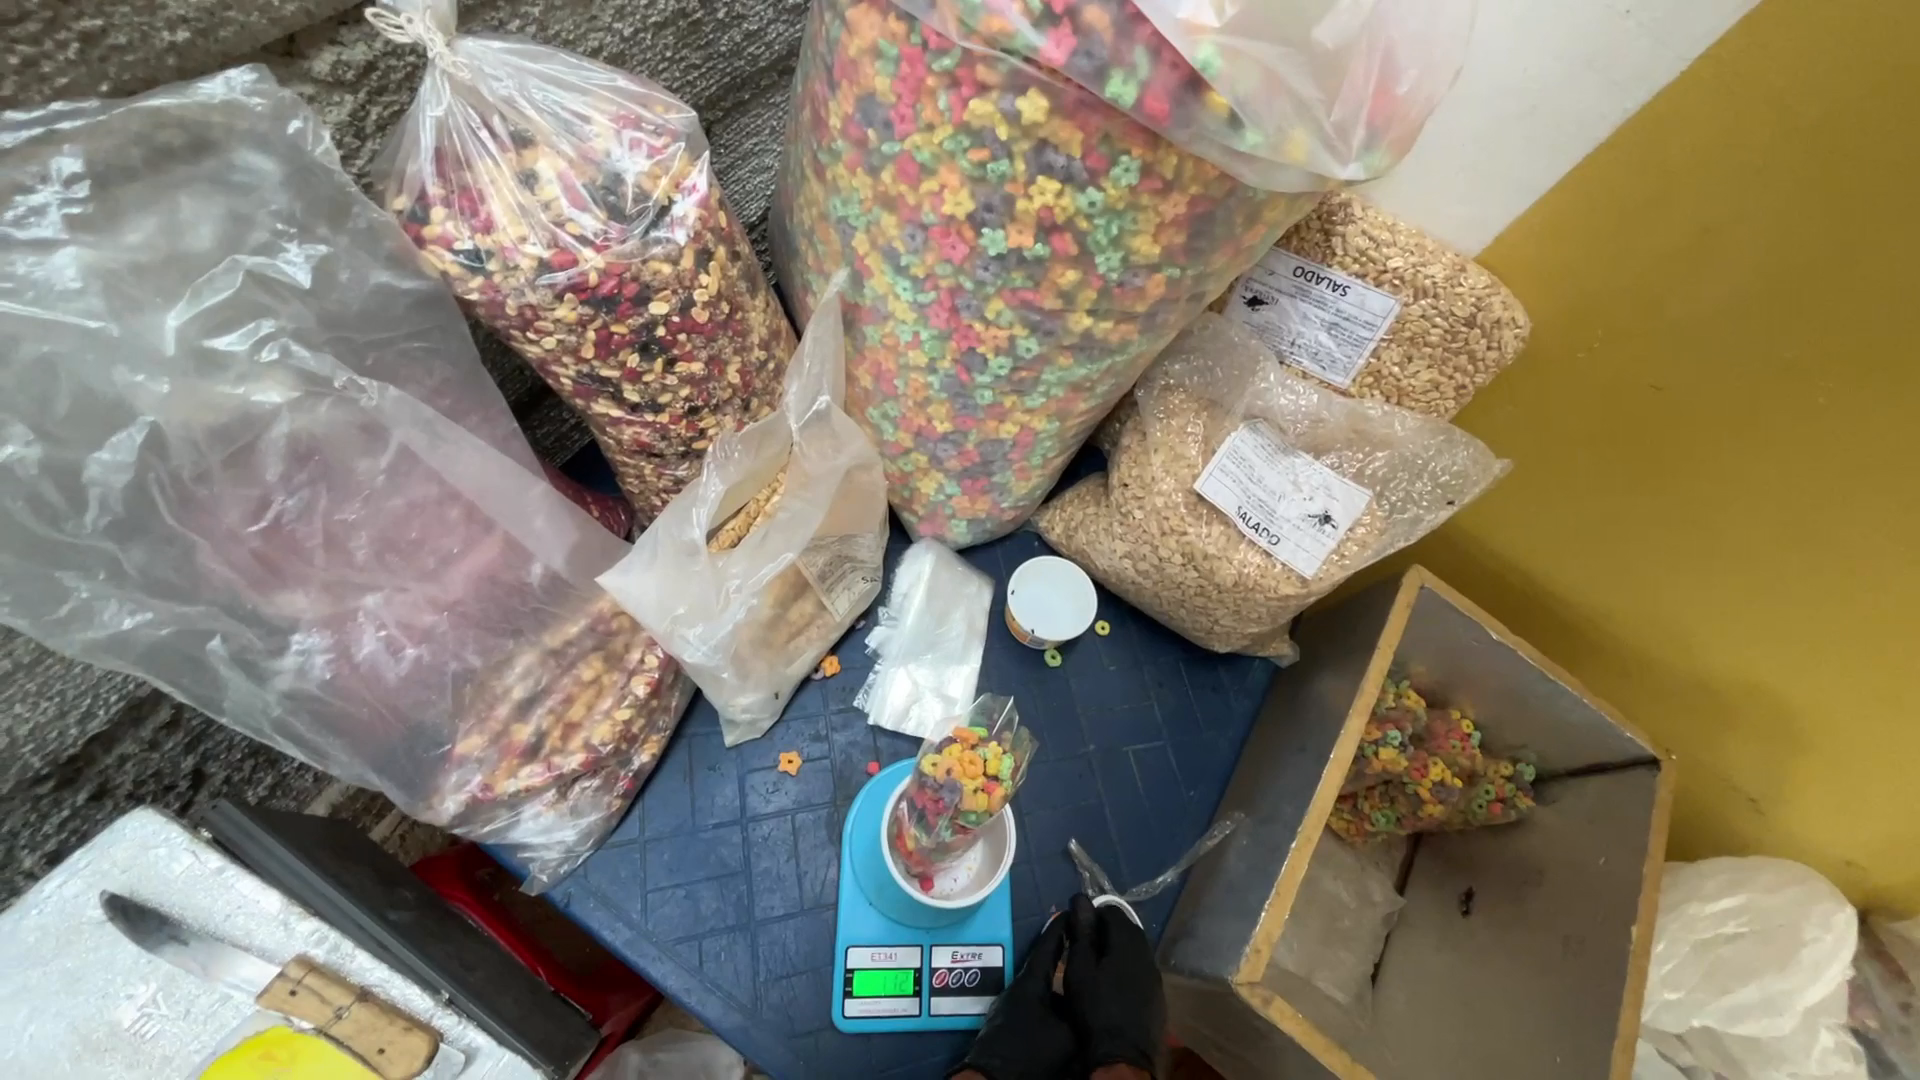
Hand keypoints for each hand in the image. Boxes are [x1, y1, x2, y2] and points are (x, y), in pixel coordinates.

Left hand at [948, 913, 1077, 1079]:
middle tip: (1085, 949)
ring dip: (1059, 988)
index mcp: (1030, 982)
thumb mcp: (1066, 1035)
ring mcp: (1010, 1007)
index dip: (1061, 928)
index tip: (1073, 912)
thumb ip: (1079, 1012)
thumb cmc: (1029, 1054)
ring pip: (1041, 990)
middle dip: (1064, 958)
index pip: (1048, 946)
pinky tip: (1065, 1017)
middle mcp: (1018, 989)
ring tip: (1082, 987)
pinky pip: (1035, 1006)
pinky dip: (1051, 1005)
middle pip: (1045, 968)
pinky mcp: (1007, 1026)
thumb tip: (1093, 1001)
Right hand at [1064, 894, 1166, 1076]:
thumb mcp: (1080, 969)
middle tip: (1085, 948)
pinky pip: (1142, 971)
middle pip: (1127, 929)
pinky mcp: (1158, 997)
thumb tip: (1081, 898)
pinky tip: (1114, 986)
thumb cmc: (1096, 1010)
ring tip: (1097, 967)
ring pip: (1136, 951)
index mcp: (1128, 943)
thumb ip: (1082, 932)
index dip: (1093, 914)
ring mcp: (1156, 978)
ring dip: (1118, 951)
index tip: (1078, 930)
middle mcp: (1148, 955)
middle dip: (1106, 932)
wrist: (1124, 1058)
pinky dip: (1128, 969)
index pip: (1112, 911)